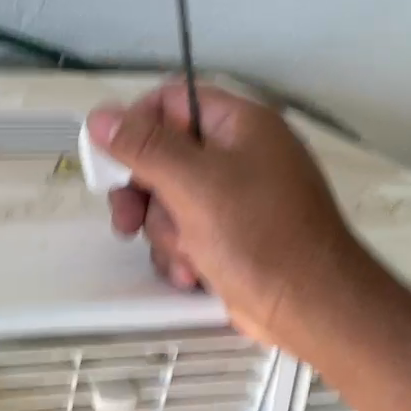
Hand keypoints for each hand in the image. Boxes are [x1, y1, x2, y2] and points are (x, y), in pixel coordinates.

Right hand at [90, 82, 367, 350]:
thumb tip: (100, 116)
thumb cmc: (257, 236)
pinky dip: (179, 254)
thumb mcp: (192, 183)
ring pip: (165, 202)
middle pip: (160, 156)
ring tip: (186, 254)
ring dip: (163, 232)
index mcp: (239, 126)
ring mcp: (233, 199)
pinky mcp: (228, 236)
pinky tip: (193, 273)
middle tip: (126, 220)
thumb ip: (142, 147)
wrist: (310, 308)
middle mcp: (236, 155)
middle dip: (142, 194)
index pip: (170, 102)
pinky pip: (181, 233)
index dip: (135, 127)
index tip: (112, 162)